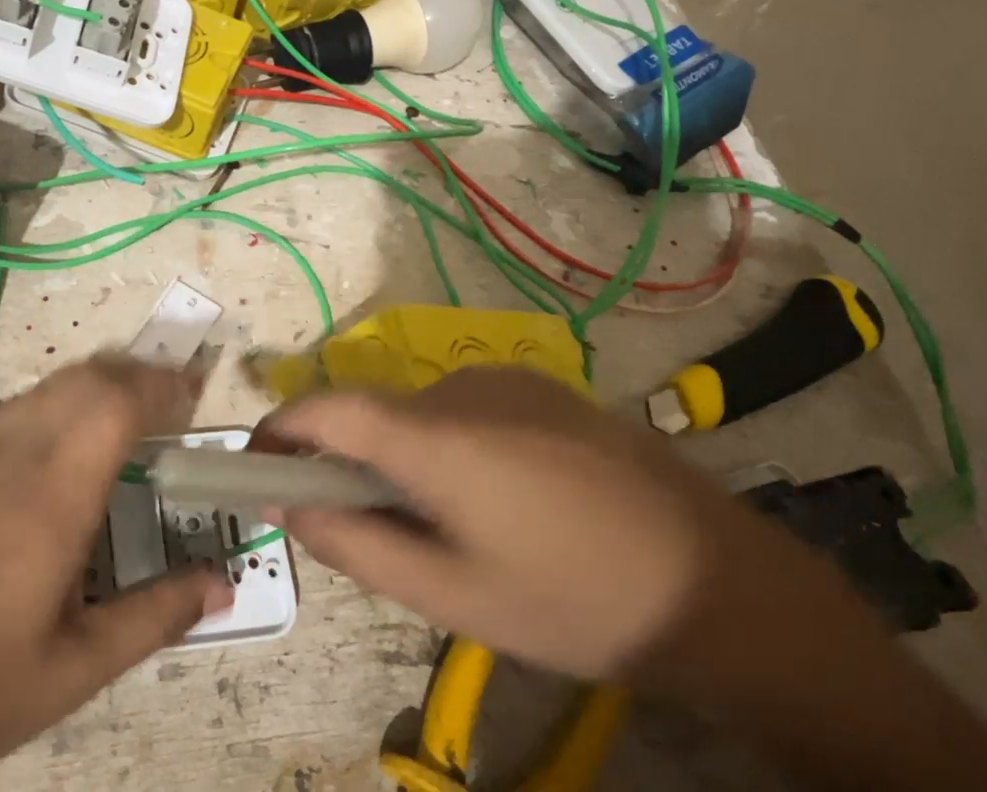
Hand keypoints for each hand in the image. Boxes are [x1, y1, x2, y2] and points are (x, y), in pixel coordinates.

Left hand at [0, 357, 231, 791]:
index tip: (199, 396)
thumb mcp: (74, 668)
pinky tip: (57, 458)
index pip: (116, 400)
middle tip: (176, 408)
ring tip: (127, 425)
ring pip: (42, 390)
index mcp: (49, 492)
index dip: (163, 385)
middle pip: (81, 378)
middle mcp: (7, 454)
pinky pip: (9, 413)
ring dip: (92, 388)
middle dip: (135, 376)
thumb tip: (220, 585)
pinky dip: (53, 409)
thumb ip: (155, 615)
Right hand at [258, 366, 826, 681]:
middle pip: (372, 415)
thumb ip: (355, 545)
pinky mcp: (550, 393)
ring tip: (452, 531)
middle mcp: (466, 388)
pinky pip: (466, 411)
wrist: (726, 590)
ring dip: (405, 461)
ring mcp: (515, 384)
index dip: (279, 431)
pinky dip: (449, 448)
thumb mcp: (450, 595)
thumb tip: (292, 505)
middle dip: (349, 465)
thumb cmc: (574, 602)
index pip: (324, 407)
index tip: (260, 470)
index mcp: (436, 437)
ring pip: (419, 416)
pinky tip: (503, 505)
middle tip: (373, 535)